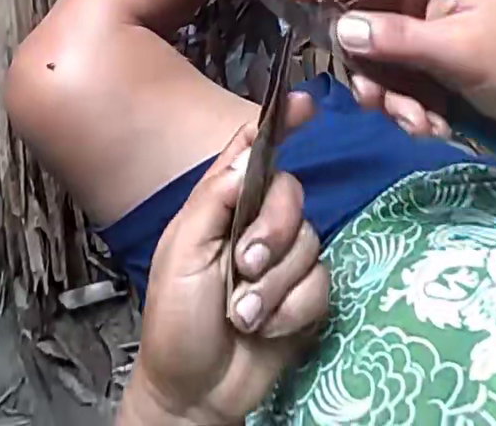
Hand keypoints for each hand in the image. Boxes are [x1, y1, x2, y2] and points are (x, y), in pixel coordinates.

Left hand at [120, 92, 328, 424]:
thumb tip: (248, 154)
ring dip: (275, 283)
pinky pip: (319, 282)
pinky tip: (266, 326)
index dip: (280, 123)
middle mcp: (257, 219)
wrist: (196, 390)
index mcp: (224, 200)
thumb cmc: (176, 314)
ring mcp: (282, 255)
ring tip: (244, 312)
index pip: (254, 149)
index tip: (304, 104)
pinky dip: (291, 308)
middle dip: (273, 230)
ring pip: (307, 240)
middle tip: (245, 264)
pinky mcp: (304, 292)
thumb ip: (214, 199)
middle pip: (290, 193)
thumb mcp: (183, 251)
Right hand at [284, 0, 495, 130]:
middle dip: (369, 71)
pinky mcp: (431, 67)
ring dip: (392, 98)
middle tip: (378, 103)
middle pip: (364, 28)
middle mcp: (419, 4)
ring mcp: (424, 37)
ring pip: (379, 64)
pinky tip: (435, 125)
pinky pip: (400, 85)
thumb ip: (397, 40)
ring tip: (423, 123)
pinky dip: (410, 108)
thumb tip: (340, 28)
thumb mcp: (459, 50)